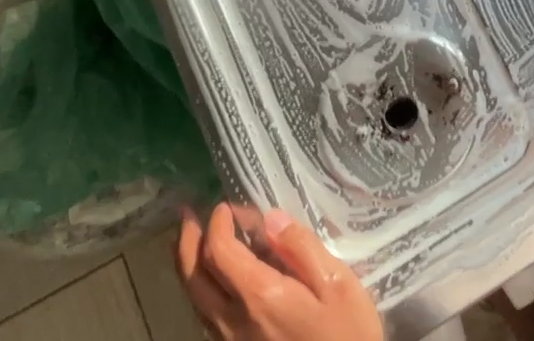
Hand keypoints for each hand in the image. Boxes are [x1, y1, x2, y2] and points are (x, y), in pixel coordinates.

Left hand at [175, 203, 382, 340]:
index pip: (220, 253)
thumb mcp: (337, 284)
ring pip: (195, 300)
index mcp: (260, 297)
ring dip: (188, 266)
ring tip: (191, 241)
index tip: (225, 205)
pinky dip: (200, 290)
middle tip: (187, 214)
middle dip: (186, 242)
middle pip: (194, 278)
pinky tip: (212, 281)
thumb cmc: (347, 334)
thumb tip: (271, 219)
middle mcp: (234, 321)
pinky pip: (206, 317)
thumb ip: (302, 248)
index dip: (217, 225)